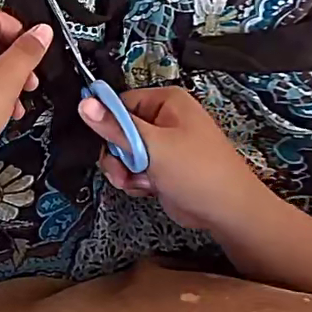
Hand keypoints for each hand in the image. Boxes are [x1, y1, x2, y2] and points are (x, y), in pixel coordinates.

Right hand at [78, 86, 277, 232]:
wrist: (226, 210)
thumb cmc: (199, 171)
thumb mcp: (152, 146)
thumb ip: (116, 127)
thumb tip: (86, 104)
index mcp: (166, 101)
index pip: (120, 103)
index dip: (110, 124)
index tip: (108, 142)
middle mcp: (165, 119)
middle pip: (119, 131)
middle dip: (118, 154)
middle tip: (126, 168)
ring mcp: (164, 145)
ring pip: (125, 154)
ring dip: (125, 171)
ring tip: (140, 181)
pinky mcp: (162, 168)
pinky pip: (135, 170)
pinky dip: (136, 181)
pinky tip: (148, 188)